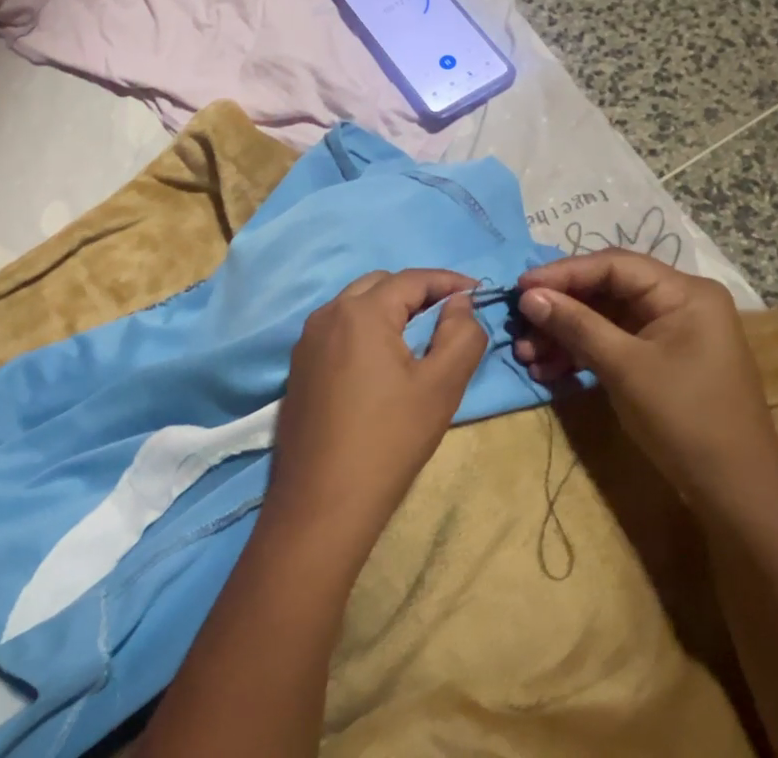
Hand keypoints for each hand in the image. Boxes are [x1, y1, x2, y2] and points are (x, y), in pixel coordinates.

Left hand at [266, 269, 487, 547]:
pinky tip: (382, 361)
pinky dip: (364, 332)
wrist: (323, 498)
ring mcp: (306, 342)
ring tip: (420, 335)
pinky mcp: (298, 368)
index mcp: (361, 312)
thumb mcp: (441, 386)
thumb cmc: (390, 439)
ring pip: (353, 307)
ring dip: (388, 310)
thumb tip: (460, 303)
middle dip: (417, 292)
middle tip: (451, 314)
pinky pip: (336, 332)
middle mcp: (327, 315)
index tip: (479, 291)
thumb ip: (461, 335)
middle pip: (378, 286)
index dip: (449, 281)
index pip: (412, 279)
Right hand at [512, 249, 777, 514]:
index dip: (562, 273)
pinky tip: (548, 371)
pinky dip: (580, 353)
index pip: (613, 265)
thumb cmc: (684, 417)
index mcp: (684, 293)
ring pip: (603, 318)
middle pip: (606, 290)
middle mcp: (679, 303)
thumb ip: (576, 325)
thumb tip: (528, 296)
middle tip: (519, 327)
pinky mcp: (659, 359)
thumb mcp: (623, 367)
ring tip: (527, 356)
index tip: (518, 288)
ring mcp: (670, 332)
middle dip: (559, 309)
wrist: (732, 486)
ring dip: (563, 335)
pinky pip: (612, 343)